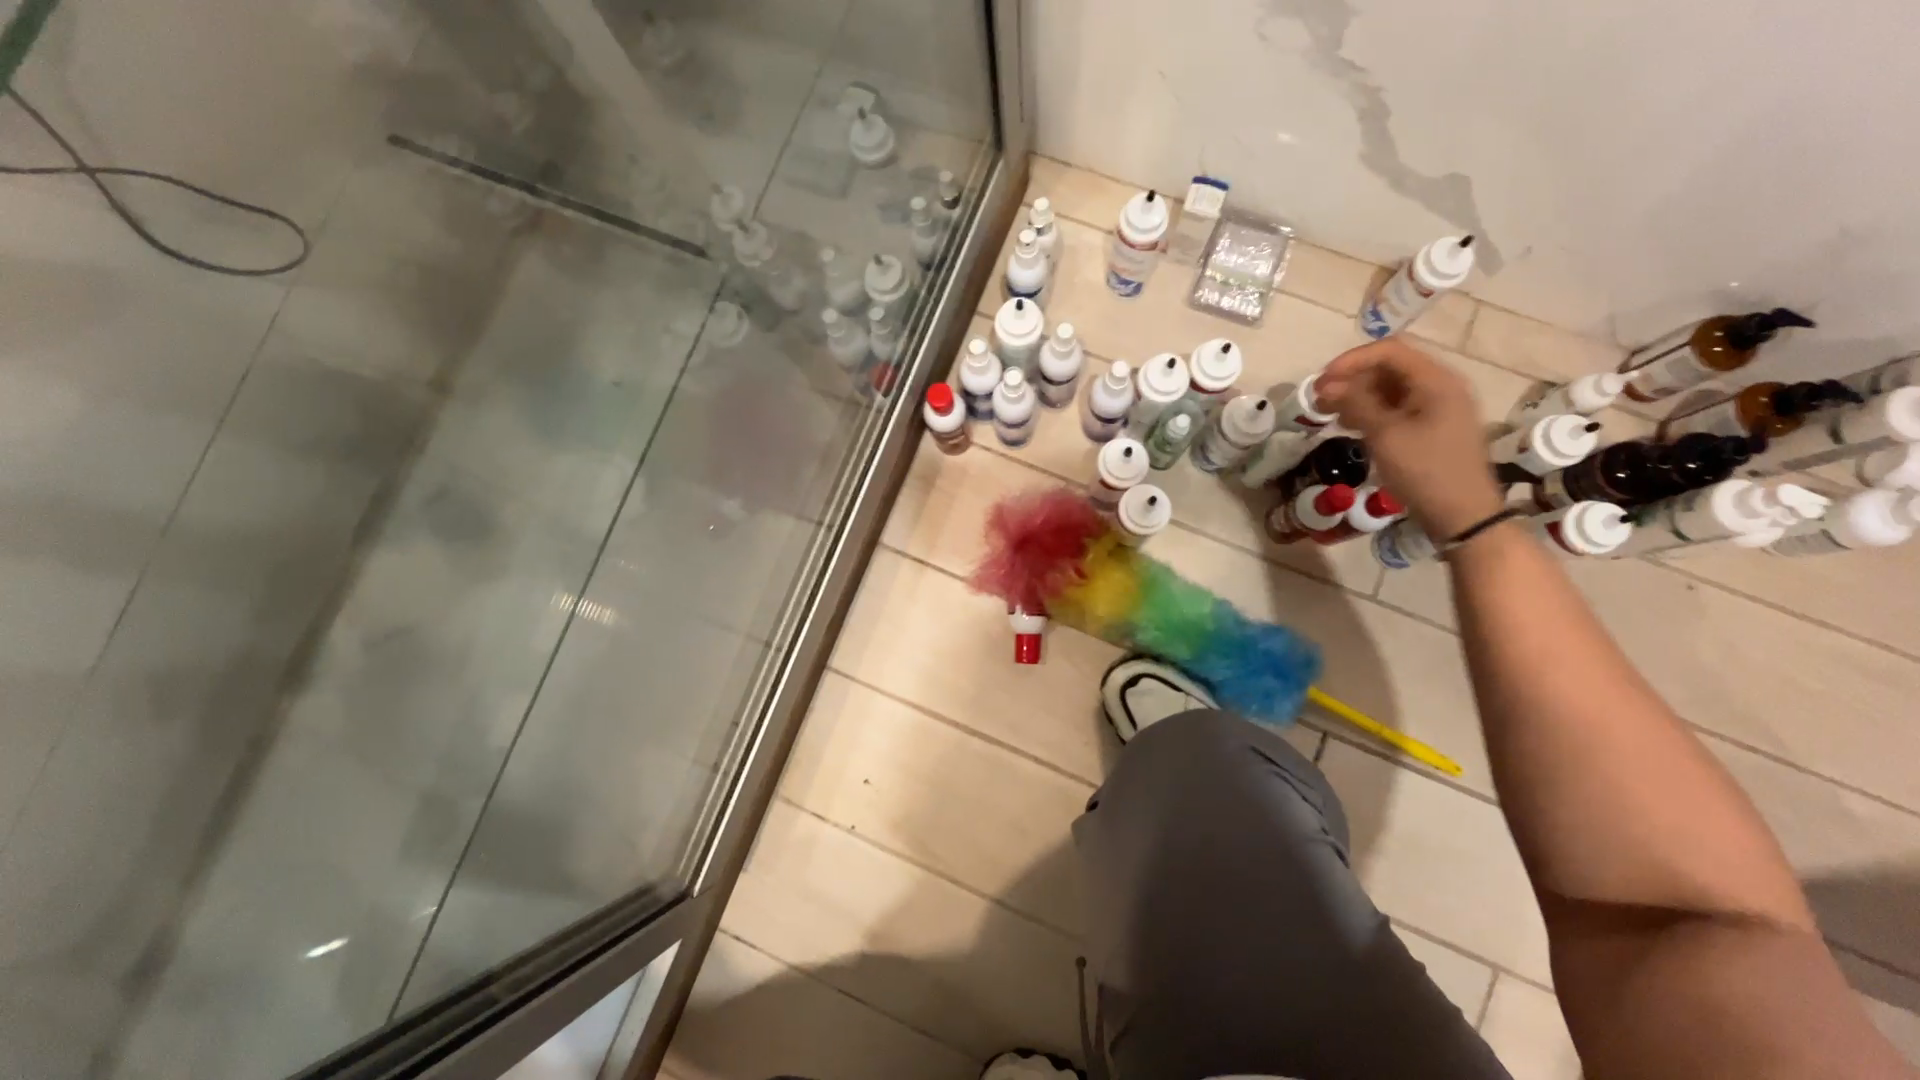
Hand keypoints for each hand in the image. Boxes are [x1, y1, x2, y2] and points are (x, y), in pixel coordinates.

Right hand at [1315, 339, 1505, 538]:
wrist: (1463, 516)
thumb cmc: (1425, 472)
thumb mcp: (1386, 436)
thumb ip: (1356, 403)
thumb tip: (1327, 384)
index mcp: (1436, 380)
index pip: (1389, 351)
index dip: (1351, 361)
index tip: (1321, 381)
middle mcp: (1441, 386)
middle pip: (1389, 367)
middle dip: (1351, 379)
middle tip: (1319, 400)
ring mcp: (1439, 407)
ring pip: (1391, 388)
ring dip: (1358, 396)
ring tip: (1328, 414)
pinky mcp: (1433, 427)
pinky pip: (1398, 408)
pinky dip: (1372, 411)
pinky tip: (1351, 426)